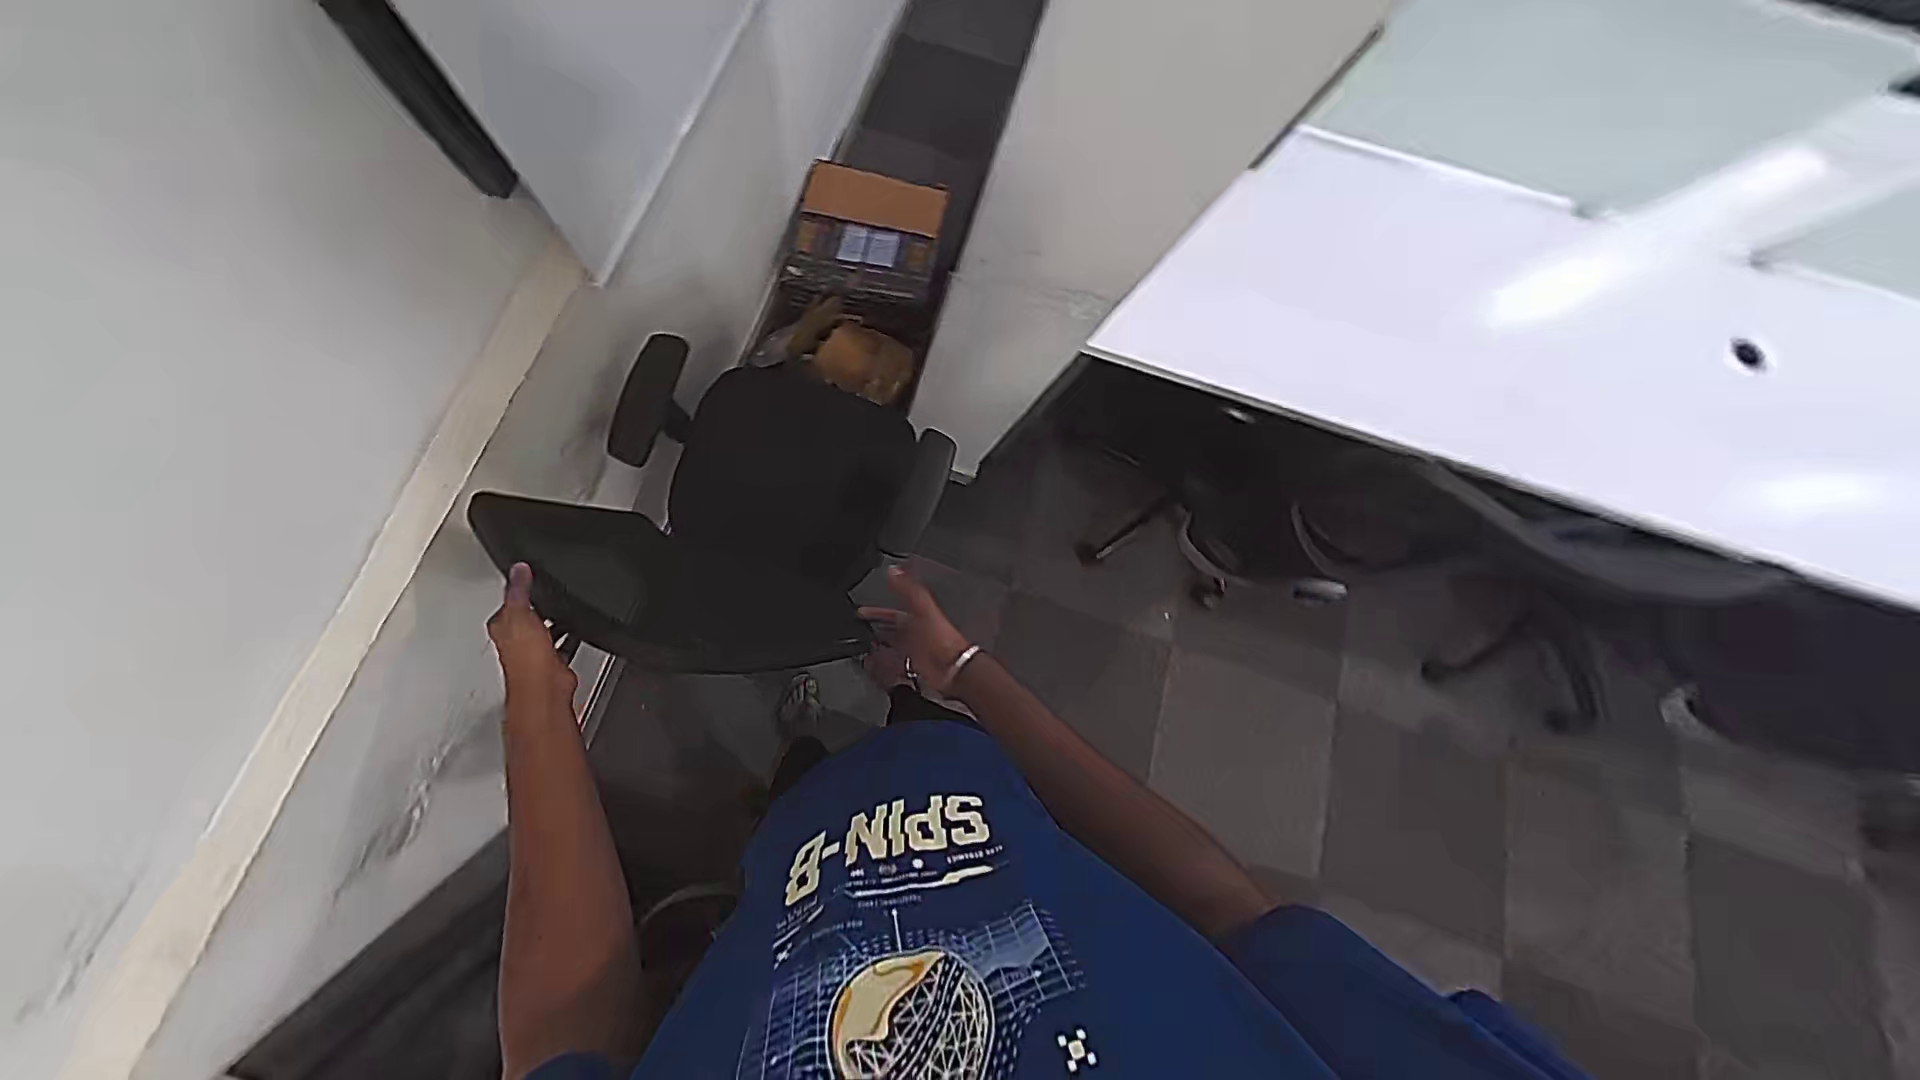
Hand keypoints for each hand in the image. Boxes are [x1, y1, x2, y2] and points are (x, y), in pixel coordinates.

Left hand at [487, 562, 577, 708]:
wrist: (544, 686)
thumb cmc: (526, 658)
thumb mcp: (521, 613)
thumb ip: (520, 589)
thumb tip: (519, 568)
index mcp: (503, 626)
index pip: (508, 602)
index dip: (518, 591)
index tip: (526, 579)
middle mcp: (516, 639)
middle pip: (527, 617)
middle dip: (537, 607)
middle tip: (547, 594)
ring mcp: (535, 651)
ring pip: (545, 630)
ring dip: (554, 623)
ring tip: (566, 610)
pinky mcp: (553, 660)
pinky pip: (563, 643)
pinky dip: (569, 637)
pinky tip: (577, 632)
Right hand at [858, 567, 973, 695]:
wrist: (953, 668)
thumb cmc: (942, 639)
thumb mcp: (923, 608)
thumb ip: (908, 589)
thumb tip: (894, 570)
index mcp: (919, 616)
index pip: (894, 611)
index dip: (878, 611)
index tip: (862, 611)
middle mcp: (917, 633)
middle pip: (892, 628)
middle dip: (876, 627)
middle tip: (859, 627)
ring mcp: (915, 651)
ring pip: (893, 646)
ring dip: (878, 645)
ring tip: (863, 646)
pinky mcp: (914, 668)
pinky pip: (895, 664)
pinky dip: (884, 663)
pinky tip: (876, 665)